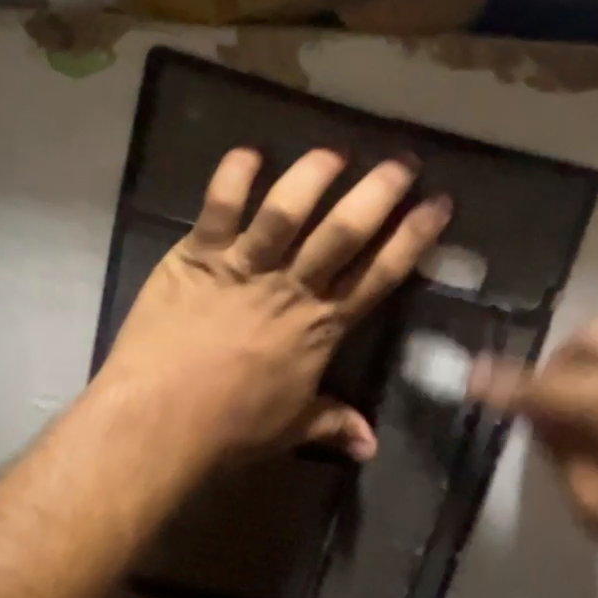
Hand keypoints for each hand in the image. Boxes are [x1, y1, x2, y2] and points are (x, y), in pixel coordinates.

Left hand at [98, 148, 450, 465]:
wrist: (159, 422)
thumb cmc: (229, 429)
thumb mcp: (291, 428)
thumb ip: (334, 423)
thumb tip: (372, 446)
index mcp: (322, 327)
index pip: (380, 274)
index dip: (413, 238)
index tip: (438, 205)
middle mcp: (292, 288)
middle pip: (345, 233)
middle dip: (379, 193)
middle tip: (403, 162)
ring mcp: (245, 268)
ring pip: (286, 211)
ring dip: (313, 176)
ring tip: (334, 152)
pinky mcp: (199, 257)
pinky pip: (220, 208)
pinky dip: (233, 176)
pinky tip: (249, 151)